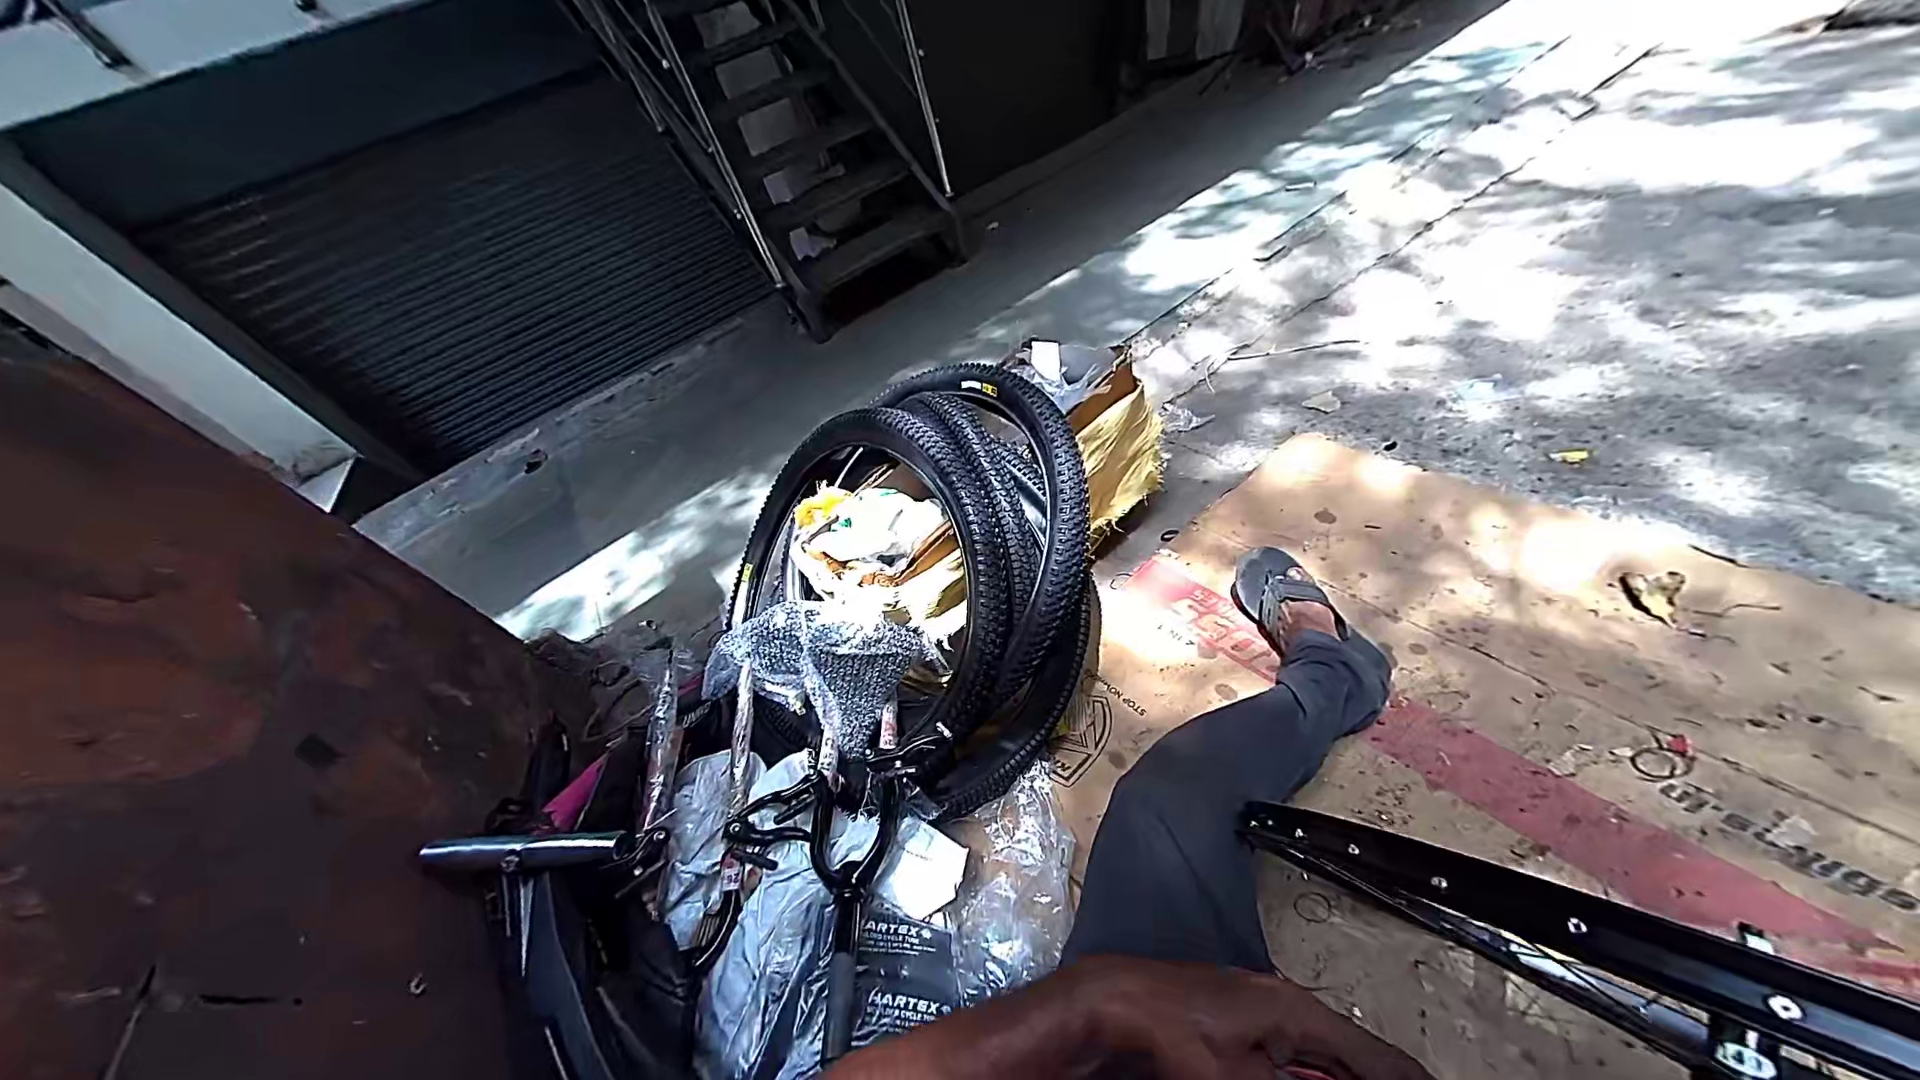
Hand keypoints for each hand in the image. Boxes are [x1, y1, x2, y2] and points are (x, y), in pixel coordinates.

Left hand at [1063, 955, 1432, 1079]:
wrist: (1122, 1001)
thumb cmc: (1178, 1035)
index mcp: (1296, 1011)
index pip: (1378, 1059)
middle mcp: (1284, 1000)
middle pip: (1355, 1058)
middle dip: (1374, 1079)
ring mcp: (1260, 1004)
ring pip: (1324, 1055)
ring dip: (1341, 1076)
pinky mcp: (1240, 1016)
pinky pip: (1294, 1052)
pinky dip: (1311, 1071)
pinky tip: (1308, 1079)